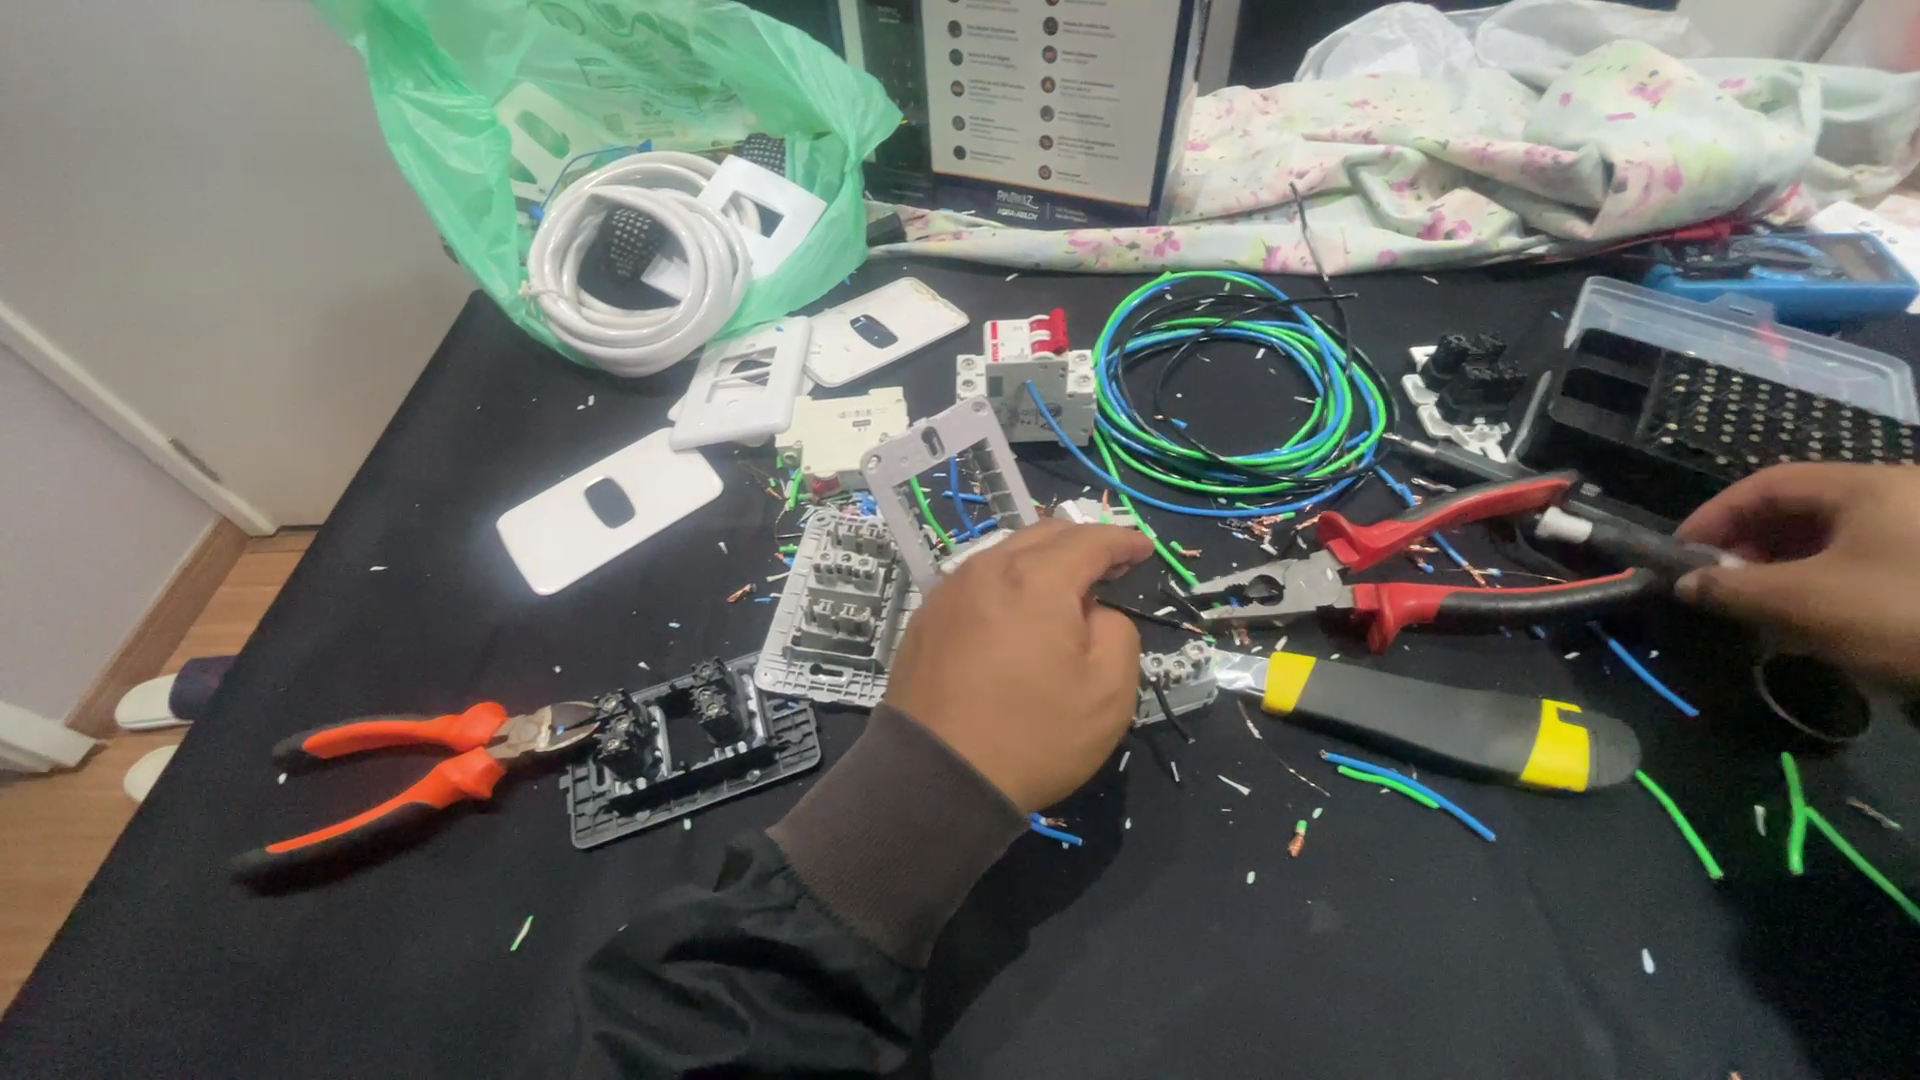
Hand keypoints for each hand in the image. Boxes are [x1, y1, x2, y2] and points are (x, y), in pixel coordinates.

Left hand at [884, 521, 1153, 811]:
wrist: (936, 777)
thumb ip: (1117, 631)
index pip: (1090, 540)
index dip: (1123, 541)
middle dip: (1082, 543)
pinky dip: (1006, 582)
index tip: (1143, 549)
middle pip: (1043, 536)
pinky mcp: (926, 617)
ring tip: (1063, 586)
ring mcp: (949, 591)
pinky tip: (1014, 609)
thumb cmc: (1033, 735)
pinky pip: (976, 581)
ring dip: (1040, 560)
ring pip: (1004, 554)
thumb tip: (1096, 611)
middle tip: (1108, 566)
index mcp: (1037, 579)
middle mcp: (988, 569)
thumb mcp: (1108, 692)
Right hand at [1675, 463, 1919, 685]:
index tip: (1679, 554)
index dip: (1713, 516)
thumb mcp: (1806, 603)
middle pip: (1803, 510)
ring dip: (1788, 569)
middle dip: (1750, 546)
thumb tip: (1686, 583)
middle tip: (1722, 586)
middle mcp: (1906, 495)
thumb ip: (1732, 588)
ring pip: (1839, 538)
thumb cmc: (1910, 614)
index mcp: (1869, 486)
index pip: (1765, 485)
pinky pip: (1876, 560)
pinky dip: (1833, 582)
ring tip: (1767, 609)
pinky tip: (1824, 619)